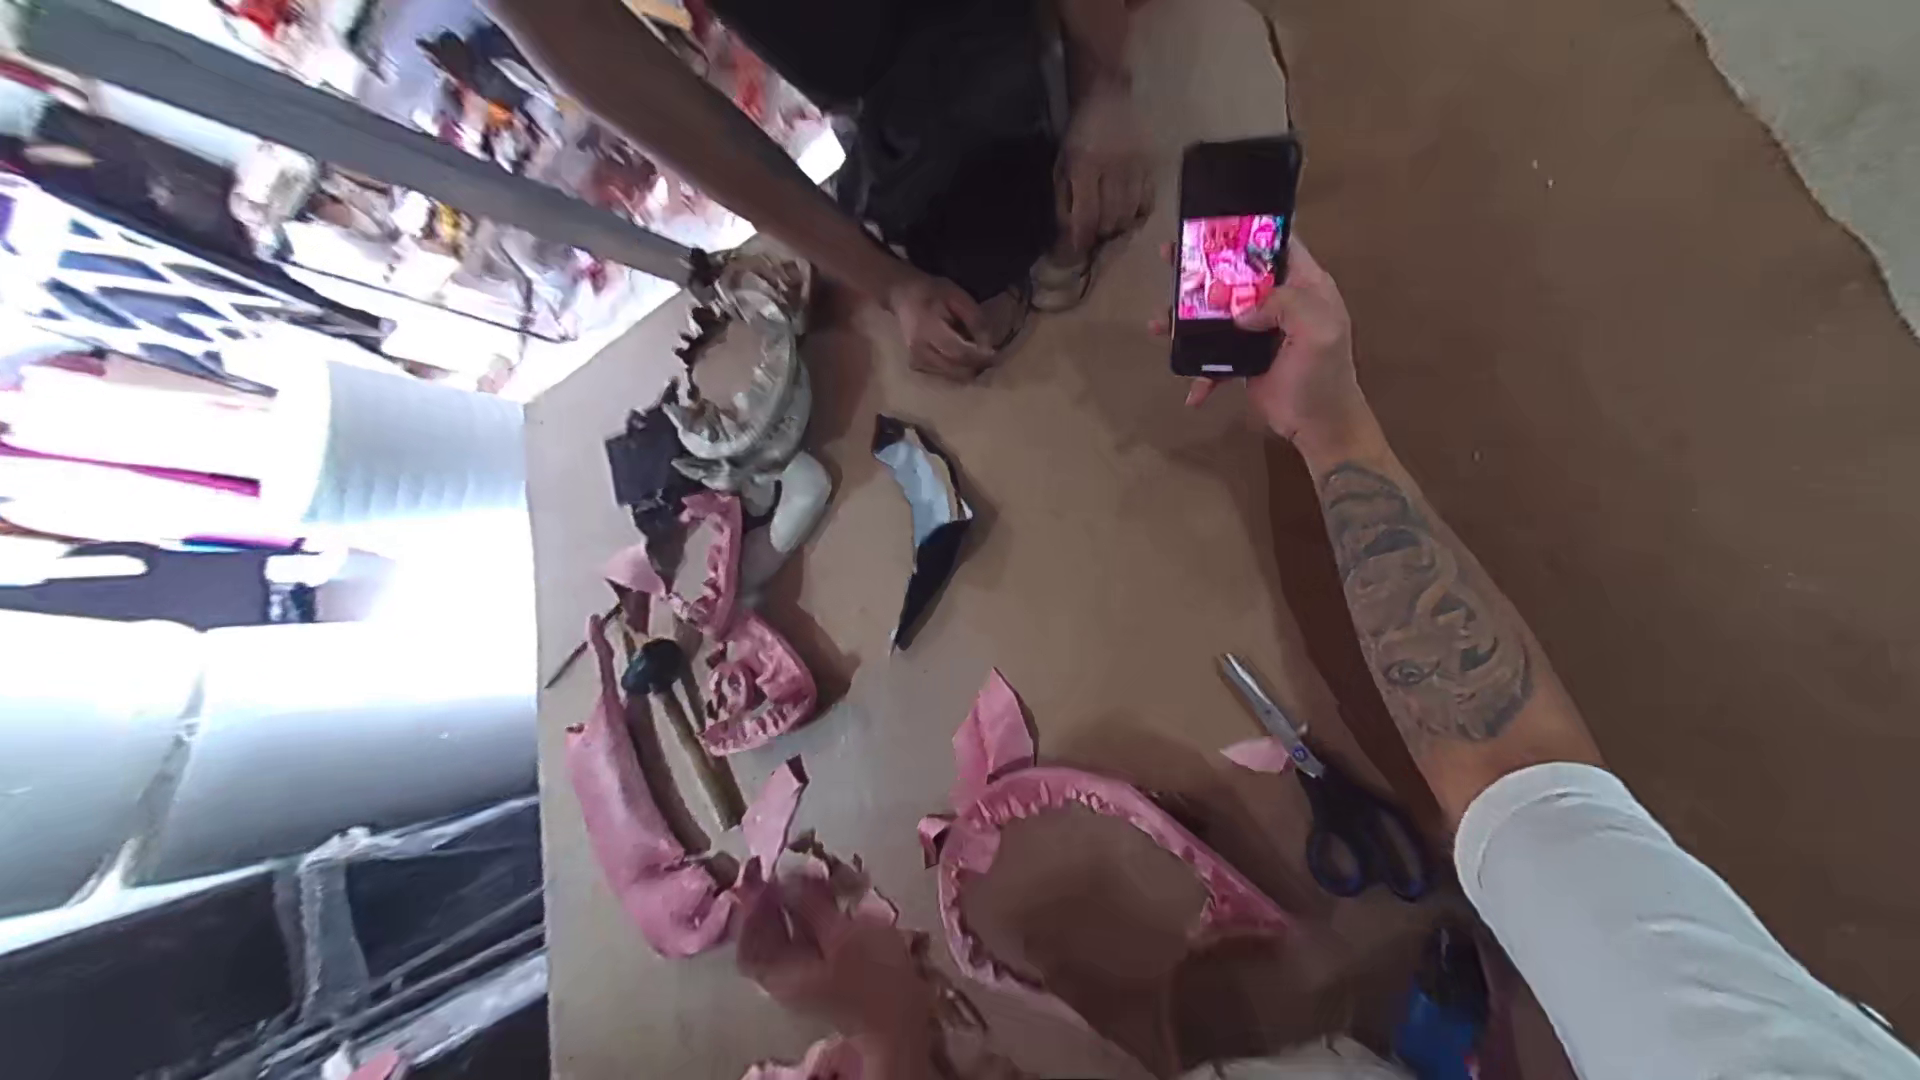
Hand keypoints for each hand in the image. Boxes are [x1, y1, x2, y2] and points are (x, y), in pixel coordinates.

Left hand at [735, 861, 938, 1042]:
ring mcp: (813, 967)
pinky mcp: (834, 960)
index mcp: (782, 975)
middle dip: (778, 896)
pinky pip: (816, 928)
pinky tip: (836, 886)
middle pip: (771, 932)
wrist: (905, 1014)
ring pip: (795, 927)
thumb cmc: (872, 976)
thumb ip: (810, 906)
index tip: (761, 876)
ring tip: (818, 870)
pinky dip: (820, 906)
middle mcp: (791, 973)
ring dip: (802, 898)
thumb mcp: (840, 936)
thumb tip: (785, 879)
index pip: (749, 944)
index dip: (750, 910)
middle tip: (789, 864)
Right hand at [885, 272, 994, 379]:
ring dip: (968, 371)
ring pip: (949, 375)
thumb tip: (989, 345)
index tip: (995, 356)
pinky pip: (943, 374)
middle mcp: (920, 348)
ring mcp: (917, 358)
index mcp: (928, 327)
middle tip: (992, 362)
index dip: (978, 357)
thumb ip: (975, 320)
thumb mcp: (957, 297)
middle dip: (976, 367)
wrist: (903, 295)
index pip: (958, 351)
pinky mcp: (917, 364)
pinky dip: (957, 371)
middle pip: (954, 368)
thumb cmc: (932, 292)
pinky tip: (966, 362)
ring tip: (981, 362)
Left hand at [1057, 78, 1153, 258]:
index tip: (1077, 252)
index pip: (1085, 217)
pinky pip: (1148, 201)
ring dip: (1118, 228)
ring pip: (1130, 214)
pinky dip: (1138, 215)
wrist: (1108, 92)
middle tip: (1093, 238)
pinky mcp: (1151, 163)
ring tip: (1109, 229)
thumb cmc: (1079, 133)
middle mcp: (1113, 168)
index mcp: (1085, 166)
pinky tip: (1129, 217)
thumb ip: (1065, 200)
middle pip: (1110, 220)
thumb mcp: (1062, 165)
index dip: (1081, 240)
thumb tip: (1069, 235)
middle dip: (1099, 235)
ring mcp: (1136, 166)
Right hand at [1176, 237, 1373, 452]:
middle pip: (1235, 276)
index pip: (1275, 245)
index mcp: (1303, 286)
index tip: (1212, 226)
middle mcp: (1278, 303)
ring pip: (1216, 315)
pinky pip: (1212, 357)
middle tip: (1170, 259)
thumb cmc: (1324, 377)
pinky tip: (1192, 390)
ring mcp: (1257, 332)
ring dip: (1186, 321)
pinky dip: (1198, 372)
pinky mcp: (1242, 360)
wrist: (1317, 425)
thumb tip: (1240, 309)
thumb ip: (1285, 305)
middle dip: (1202, 270)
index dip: (1246, 233)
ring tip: (1158, 323)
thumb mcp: (1319, 331)